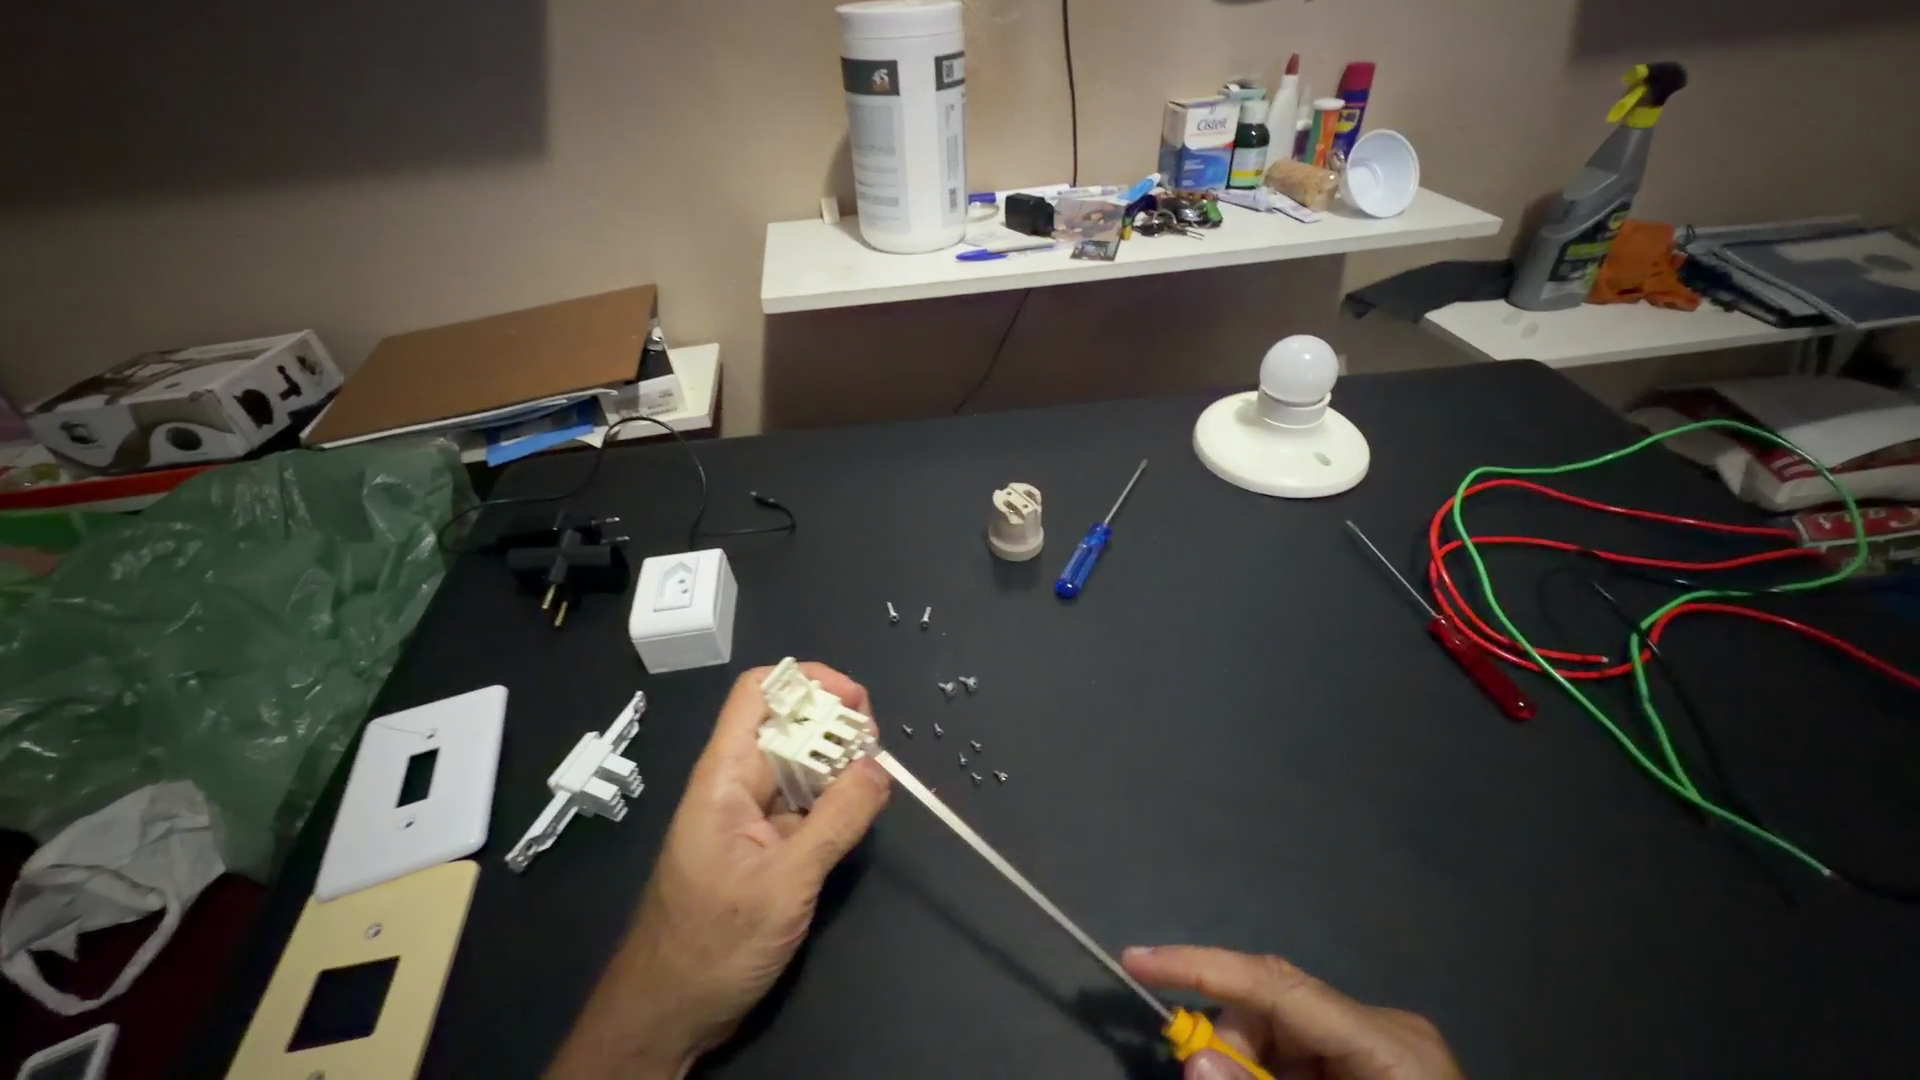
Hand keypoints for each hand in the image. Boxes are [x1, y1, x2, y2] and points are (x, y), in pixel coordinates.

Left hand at [546, 664, 890, 1079]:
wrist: (668, 1012)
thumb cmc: (713, 944)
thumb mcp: (785, 882)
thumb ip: (836, 822)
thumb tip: (880, 768)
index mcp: (724, 776)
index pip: (758, 694)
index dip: (807, 681)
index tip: (857, 703)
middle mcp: (736, 784)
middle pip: (786, 725)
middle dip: (835, 725)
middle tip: (876, 751)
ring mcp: (749, 815)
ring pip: (798, 764)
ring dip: (838, 763)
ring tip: (876, 779)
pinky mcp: (763, 844)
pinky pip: (803, 802)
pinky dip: (833, 799)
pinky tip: (860, 811)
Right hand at [1122, 946, 1462, 1079]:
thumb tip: (1197, 1059)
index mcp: (1387, 1044)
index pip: (1275, 983)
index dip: (1201, 967)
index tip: (1136, 960)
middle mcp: (1384, 1029)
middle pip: (1274, 1007)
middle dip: (1228, 1041)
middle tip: (1201, 1076)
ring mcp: (1384, 1046)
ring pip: (1283, 1033)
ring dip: (1252, 1065)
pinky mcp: (1378, 1063)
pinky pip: (1303, 1056)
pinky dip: (1275, 1076)